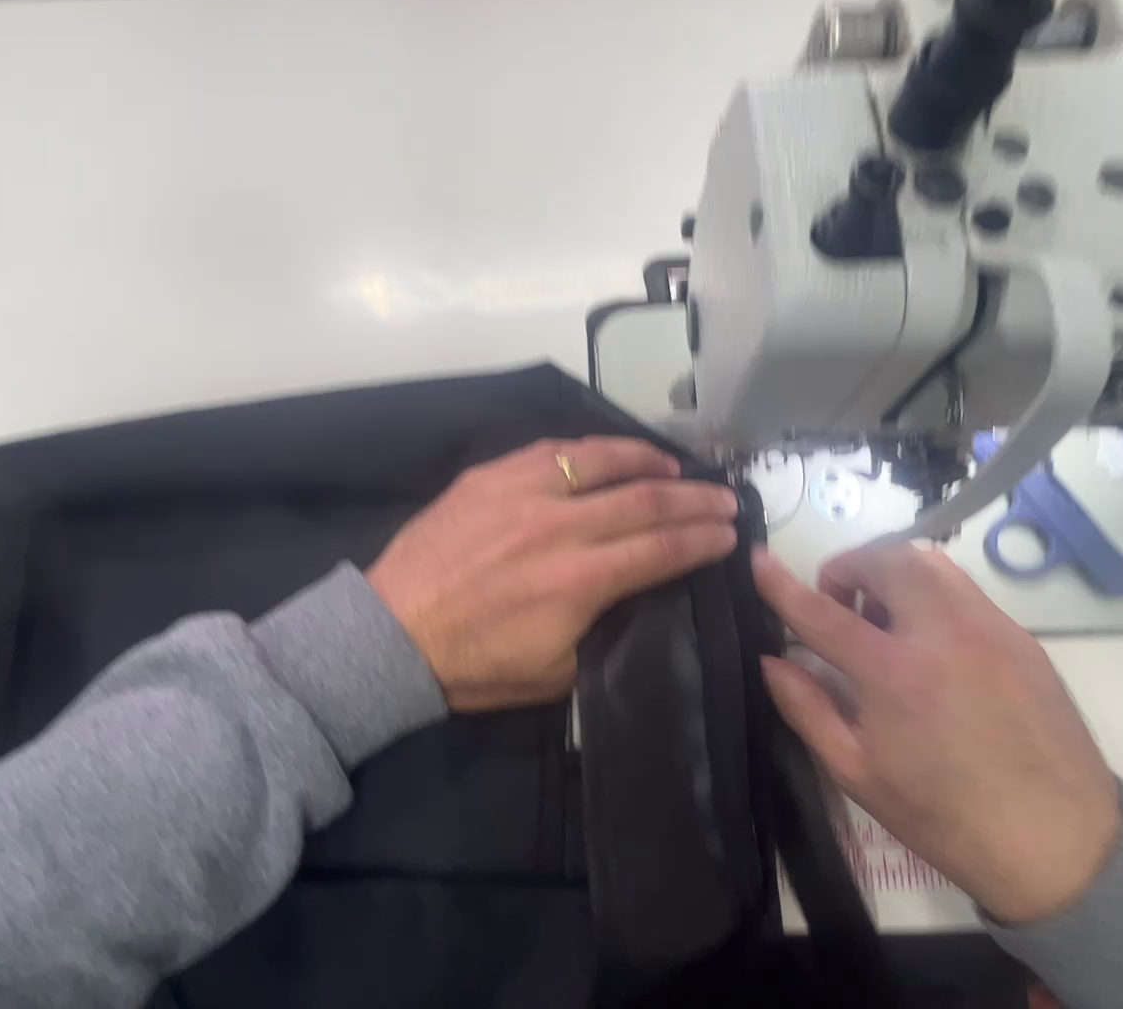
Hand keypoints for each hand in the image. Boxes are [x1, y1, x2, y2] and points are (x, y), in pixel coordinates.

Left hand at [368, 437, 738, 712]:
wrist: (393, 634)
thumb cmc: (473, 666)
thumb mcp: (555, 673)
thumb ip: (603, 627)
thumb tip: (635, 593)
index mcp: (580, 580)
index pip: (662, 548)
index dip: (704, 539)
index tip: (729, 533)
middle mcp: (559, 525)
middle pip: (646, 500)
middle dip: (695, 499)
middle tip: (724, 498)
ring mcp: (522, 492)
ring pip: (601, 461)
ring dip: (648, 461)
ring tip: (676, 468)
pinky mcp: (490, 476)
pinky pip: (552, 451)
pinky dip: (589, 451)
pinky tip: (607, 455)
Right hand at [752, 544, 1120, 924]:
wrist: (1060, 846)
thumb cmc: (943, 816)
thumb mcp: (856, 772)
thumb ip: (806, 708)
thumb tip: (772, 661)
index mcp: (895, 673)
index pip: (822, 611)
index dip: (782, 584)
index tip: (757, 560)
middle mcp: (944, 634)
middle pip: (886, 559)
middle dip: (848, 567)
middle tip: (838, 604)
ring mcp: (990, 629)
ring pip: (931, 563)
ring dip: (891, 572)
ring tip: (883, 618)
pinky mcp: (1022, 638)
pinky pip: (964, 591)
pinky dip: (930, 594)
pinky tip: (928, 643)